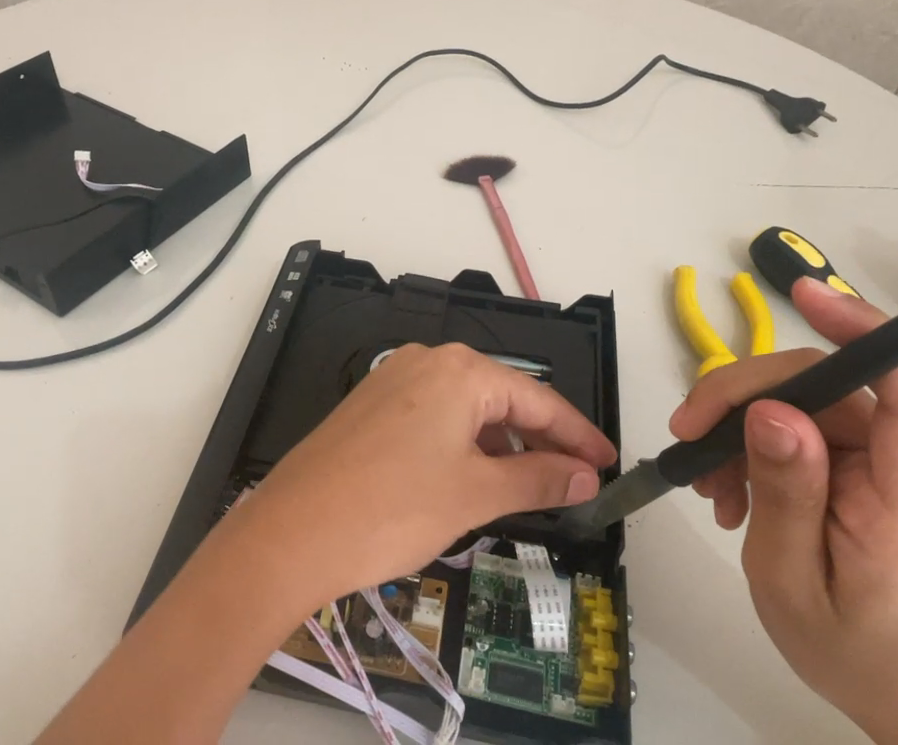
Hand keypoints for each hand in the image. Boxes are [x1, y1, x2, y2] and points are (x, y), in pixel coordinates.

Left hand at [234, 342, 616, 605]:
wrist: (290, 534)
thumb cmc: (391, 510)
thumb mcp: (475, 495)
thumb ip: (538, 478)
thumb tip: (583, 475)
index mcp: (459, 371)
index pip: (539, 400)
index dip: (578, 435)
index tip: (606, 464)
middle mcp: (426, 363)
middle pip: (502, 399)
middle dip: (541, 441)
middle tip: (574, 482)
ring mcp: (393, 381)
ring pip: (467, 410)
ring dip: (501, 446)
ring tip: (527, 489)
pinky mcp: (371, 407)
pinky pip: (435, 418)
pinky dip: (464, 446)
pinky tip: (473, 480)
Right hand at [672, 279, 897, 744]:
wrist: (891, 679)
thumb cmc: (849, 646)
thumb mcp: (792, 579)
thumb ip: (786, 495)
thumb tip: (772, 411)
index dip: (867, 335)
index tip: (808, 298)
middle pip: (829, 386)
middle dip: (746, 392)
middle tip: (687, 431)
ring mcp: (877, 460)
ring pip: (800, 401)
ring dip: (737, 425)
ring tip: (704, 481)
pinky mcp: (853, 464)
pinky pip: (796, 427)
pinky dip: (748, 444)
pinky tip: (725, 488)